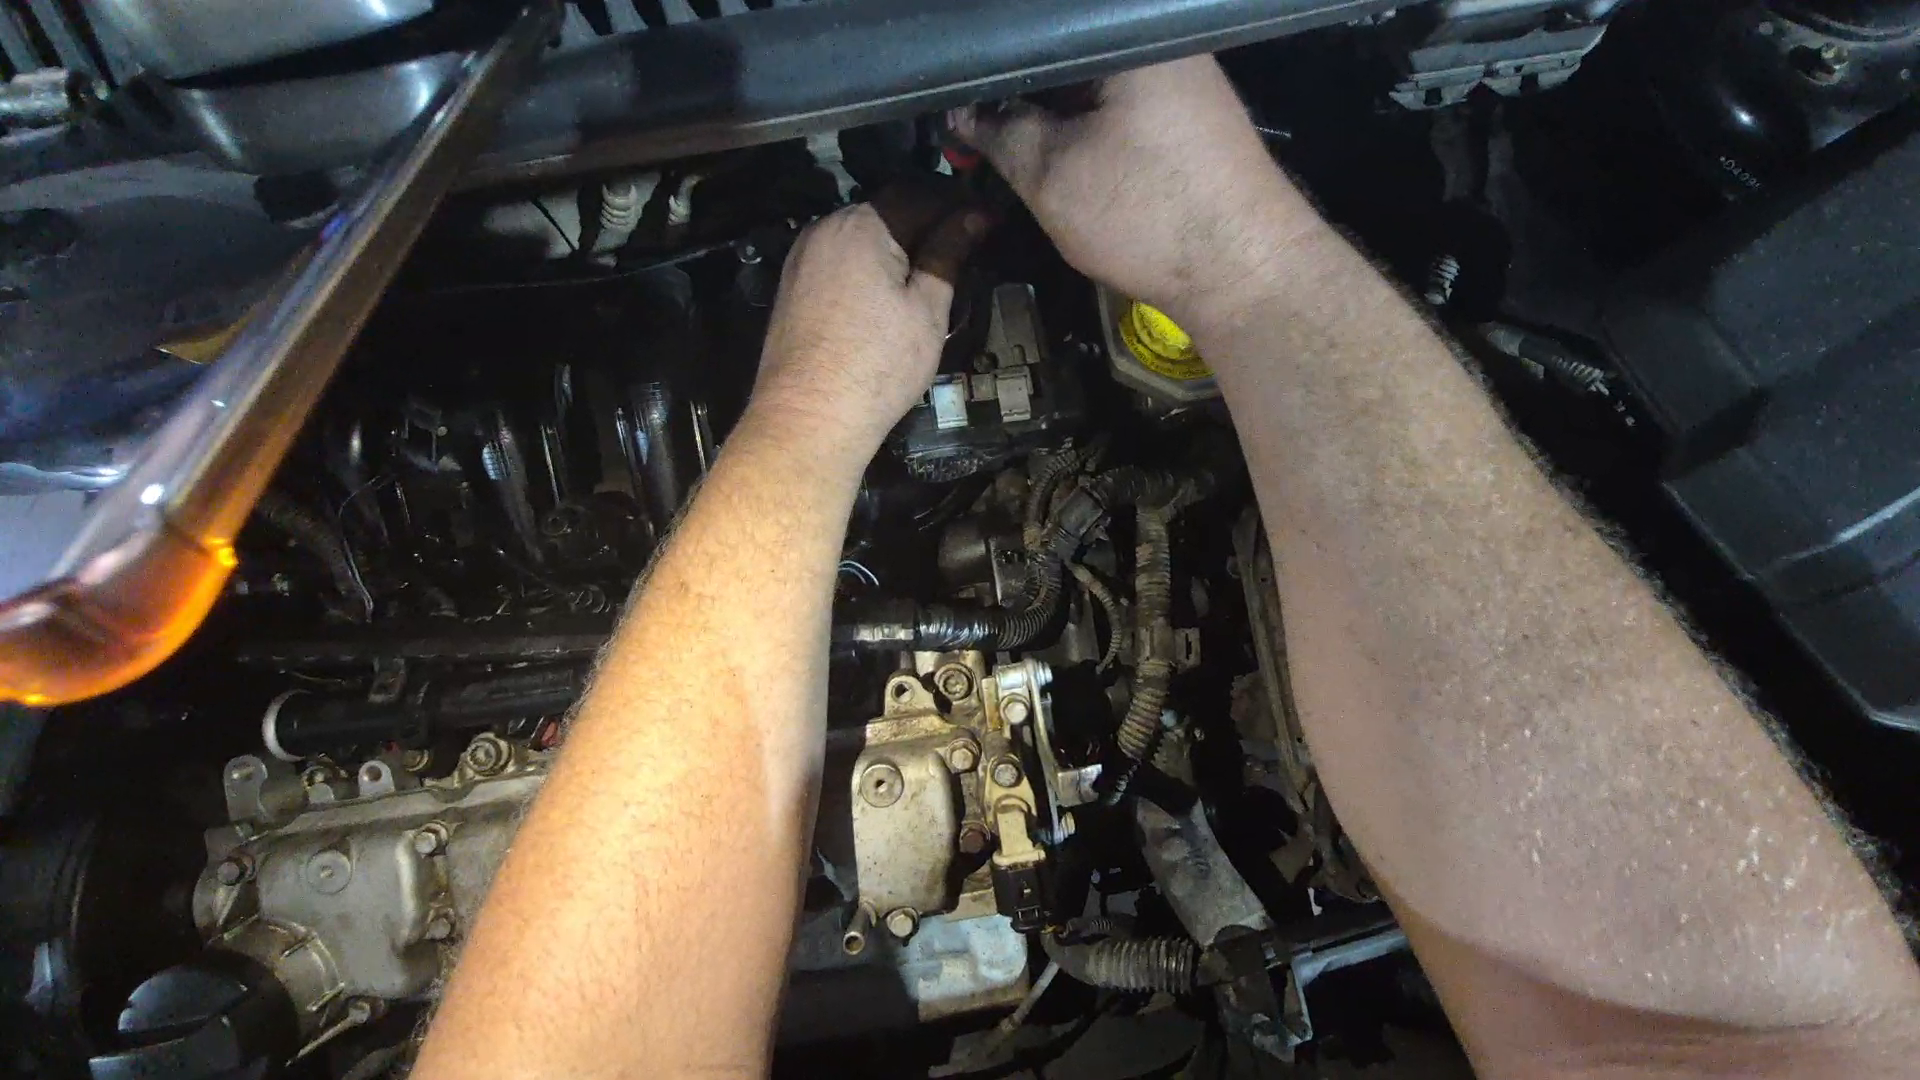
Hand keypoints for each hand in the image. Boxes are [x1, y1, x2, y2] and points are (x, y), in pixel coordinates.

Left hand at [750, 195, 982, 460]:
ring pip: (861, 237)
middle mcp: (825, 228)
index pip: (920, 194)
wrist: (809, 417)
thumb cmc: (878, 366)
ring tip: (928, 276)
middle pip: (886, 212)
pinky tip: (887, 296)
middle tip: (962, 251)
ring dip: (896, 247)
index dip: (958, 205)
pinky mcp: (792, 287)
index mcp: (862, 225)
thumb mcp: (926, 309)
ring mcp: (802, 258)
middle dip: (926, 224)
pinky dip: (868, 267)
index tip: (987, 223)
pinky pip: (839, 261)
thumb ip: (947, 254)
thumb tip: (974, 216)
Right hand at [952, 56, 1318, 330]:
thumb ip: (1000, 134)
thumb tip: (962, 112)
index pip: (1033, 37)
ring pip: (1091, 88)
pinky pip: (1121, 109)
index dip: (990, 77)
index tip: (961, 113)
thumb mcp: (1052, 176)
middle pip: (1063, 61)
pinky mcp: (1189, 113)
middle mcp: (1157, 40)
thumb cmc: (1145, 214)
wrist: (1241, 269)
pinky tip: (1077, 168)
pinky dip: (1091, 134)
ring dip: (1057, 121)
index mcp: (1123, 34)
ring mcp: (1180, 74)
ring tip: (1028, 157)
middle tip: (989, 143)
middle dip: (1024, 100)